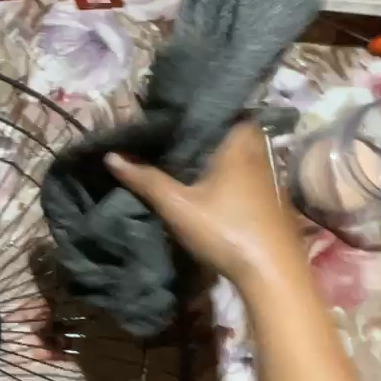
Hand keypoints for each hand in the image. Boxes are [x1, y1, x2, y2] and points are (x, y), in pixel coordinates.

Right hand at [106, 122, 306, 292]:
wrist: (270, 270)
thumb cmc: (224, 229)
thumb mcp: (177, 205)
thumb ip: (145, 179)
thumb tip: (110, 156)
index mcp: (238, 143)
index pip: (219, 110)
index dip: (193, 111)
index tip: (166, 115)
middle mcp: (258, 150)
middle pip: (226, 130)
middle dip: (200, 132)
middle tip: (167, 137)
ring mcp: (266, 173)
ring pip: (234, 151)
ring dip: (210, 153)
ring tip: (177, 157)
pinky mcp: (267, 194)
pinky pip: (240, 169)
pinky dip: (221, 170)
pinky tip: (201, 183)